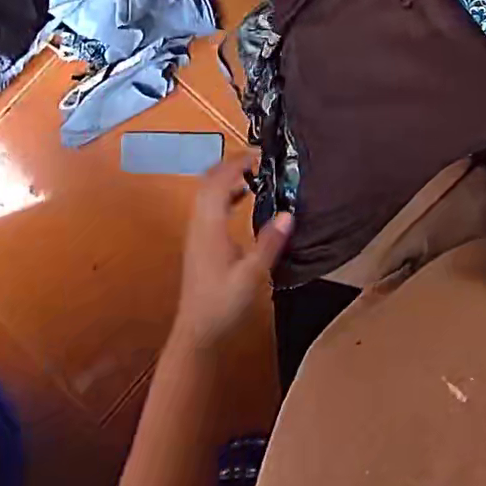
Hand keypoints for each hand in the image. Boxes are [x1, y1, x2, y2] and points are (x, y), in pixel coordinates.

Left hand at [171, 154, 290, 346]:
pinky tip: (242, 196)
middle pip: (207, 182)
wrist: (197, 332)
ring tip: (252, 170)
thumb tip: (289, 214)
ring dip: (226, 176)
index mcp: (209, 228)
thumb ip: (270, 243)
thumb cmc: (223, 304)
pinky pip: (209, 205)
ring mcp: (196, 233)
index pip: (216, 183)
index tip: (258, 154)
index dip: (235, 163)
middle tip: (257, 157)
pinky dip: (225, 192)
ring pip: (205, 192)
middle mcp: (199, 226)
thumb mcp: (252, 274)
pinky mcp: (200, 241)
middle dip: (229, 163)